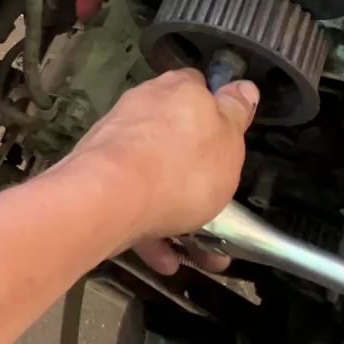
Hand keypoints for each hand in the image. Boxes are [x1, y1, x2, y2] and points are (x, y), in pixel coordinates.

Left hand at [60, 69, 256, 264]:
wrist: (109, 197)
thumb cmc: (181, 167)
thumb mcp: (227, 142)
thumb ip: (234, 114)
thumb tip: (244, 86)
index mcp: (178, 90)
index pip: (199, 87)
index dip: (215, 113)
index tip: (226, 144)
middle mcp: (145, 104)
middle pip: (175, 132)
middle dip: (194, 170)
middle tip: (214, 204)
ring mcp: (118, 137)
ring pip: (155, 172)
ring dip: (174, 209)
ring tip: (193, 250)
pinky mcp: (99, 171)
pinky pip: (132, 198)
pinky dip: (149, 226)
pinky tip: (164, 257)